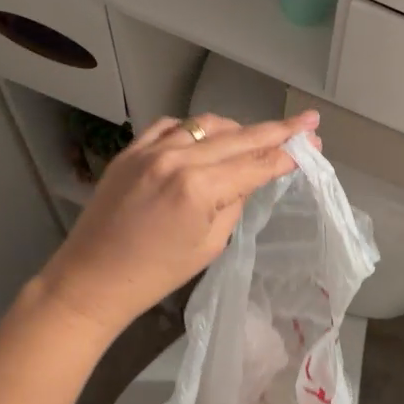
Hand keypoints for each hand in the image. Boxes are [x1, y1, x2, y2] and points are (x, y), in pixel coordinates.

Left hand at [34, 111, 319, 335]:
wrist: (91, 280)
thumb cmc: (156, 275)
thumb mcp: (210, 244)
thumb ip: (234, 202)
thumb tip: (248, 177)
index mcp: (199, 188)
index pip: (256, 164)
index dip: (287, 155)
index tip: (312, 145)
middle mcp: (176, 159)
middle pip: (239, 137)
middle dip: (277, 131)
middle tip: (307, 122)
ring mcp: (149, 150)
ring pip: (206, 124)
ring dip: (236, 128)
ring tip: (258, 136)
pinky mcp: (130, 151)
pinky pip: (171, 126)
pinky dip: (195, 128)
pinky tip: (207, 136)